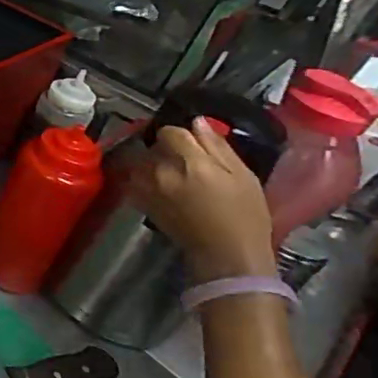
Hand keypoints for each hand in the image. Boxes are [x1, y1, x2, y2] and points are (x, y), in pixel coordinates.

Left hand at [124, 117, 275, 281]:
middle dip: (167, 149)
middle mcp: (160, 169)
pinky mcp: (138, 200)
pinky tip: (161, 188)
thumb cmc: (244, 216)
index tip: (193, 145)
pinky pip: (134, 178)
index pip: (170, 130)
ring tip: (174, 177)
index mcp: (189, 161)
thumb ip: (216, 146)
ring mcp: (145, 185)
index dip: (182, 135)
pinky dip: (142, 177)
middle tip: (187, 164)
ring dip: (152, 163)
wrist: (226, 256)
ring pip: (141, 160)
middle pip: (153, 145)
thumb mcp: (243, 176)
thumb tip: (197, 122)